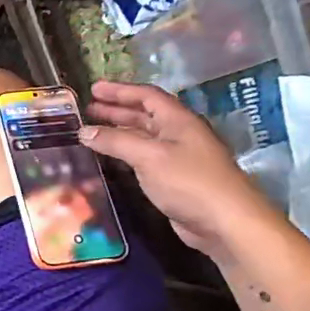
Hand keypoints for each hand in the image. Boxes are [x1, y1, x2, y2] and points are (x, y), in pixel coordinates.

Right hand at [78, 80, 281, 261]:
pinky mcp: (173, 178)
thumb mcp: (149, 156)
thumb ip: (115, 141)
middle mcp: (178, 134)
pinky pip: (143, 157)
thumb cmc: (189, 181)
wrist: (225, 222)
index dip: (120, 90)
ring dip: (118, 132)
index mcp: (178, 120)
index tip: (93, 89)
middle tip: (87, 110)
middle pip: (144, 115)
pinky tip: (109, 157)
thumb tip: (84, 131)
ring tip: (91, 131)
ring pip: (143, 137)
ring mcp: (177, 156)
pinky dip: (124, 152)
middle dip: (115, 110)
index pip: (146, 96)